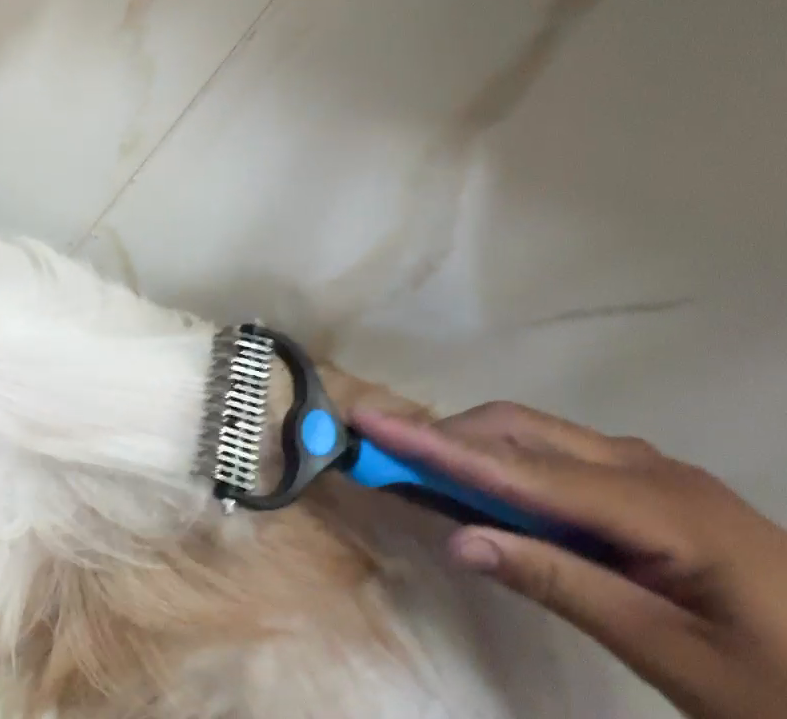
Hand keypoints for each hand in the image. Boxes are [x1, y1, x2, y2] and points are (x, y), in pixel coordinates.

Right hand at [354, 404, 786, 718]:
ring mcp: (661, 476)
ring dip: (473, 447)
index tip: (364, 422)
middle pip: (524, 430)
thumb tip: (459, 541)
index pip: (521, 470)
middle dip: (446, 436)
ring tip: (419, 472)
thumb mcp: (674, 654)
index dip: (435, 446)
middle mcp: (656, 472)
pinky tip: (489, 494)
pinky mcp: (660, 491)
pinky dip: (509, 465)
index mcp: (665, 511)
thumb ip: (564, 586)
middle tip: (380, 455)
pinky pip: (565, 458)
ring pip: (541, 437)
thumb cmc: (782, 686)